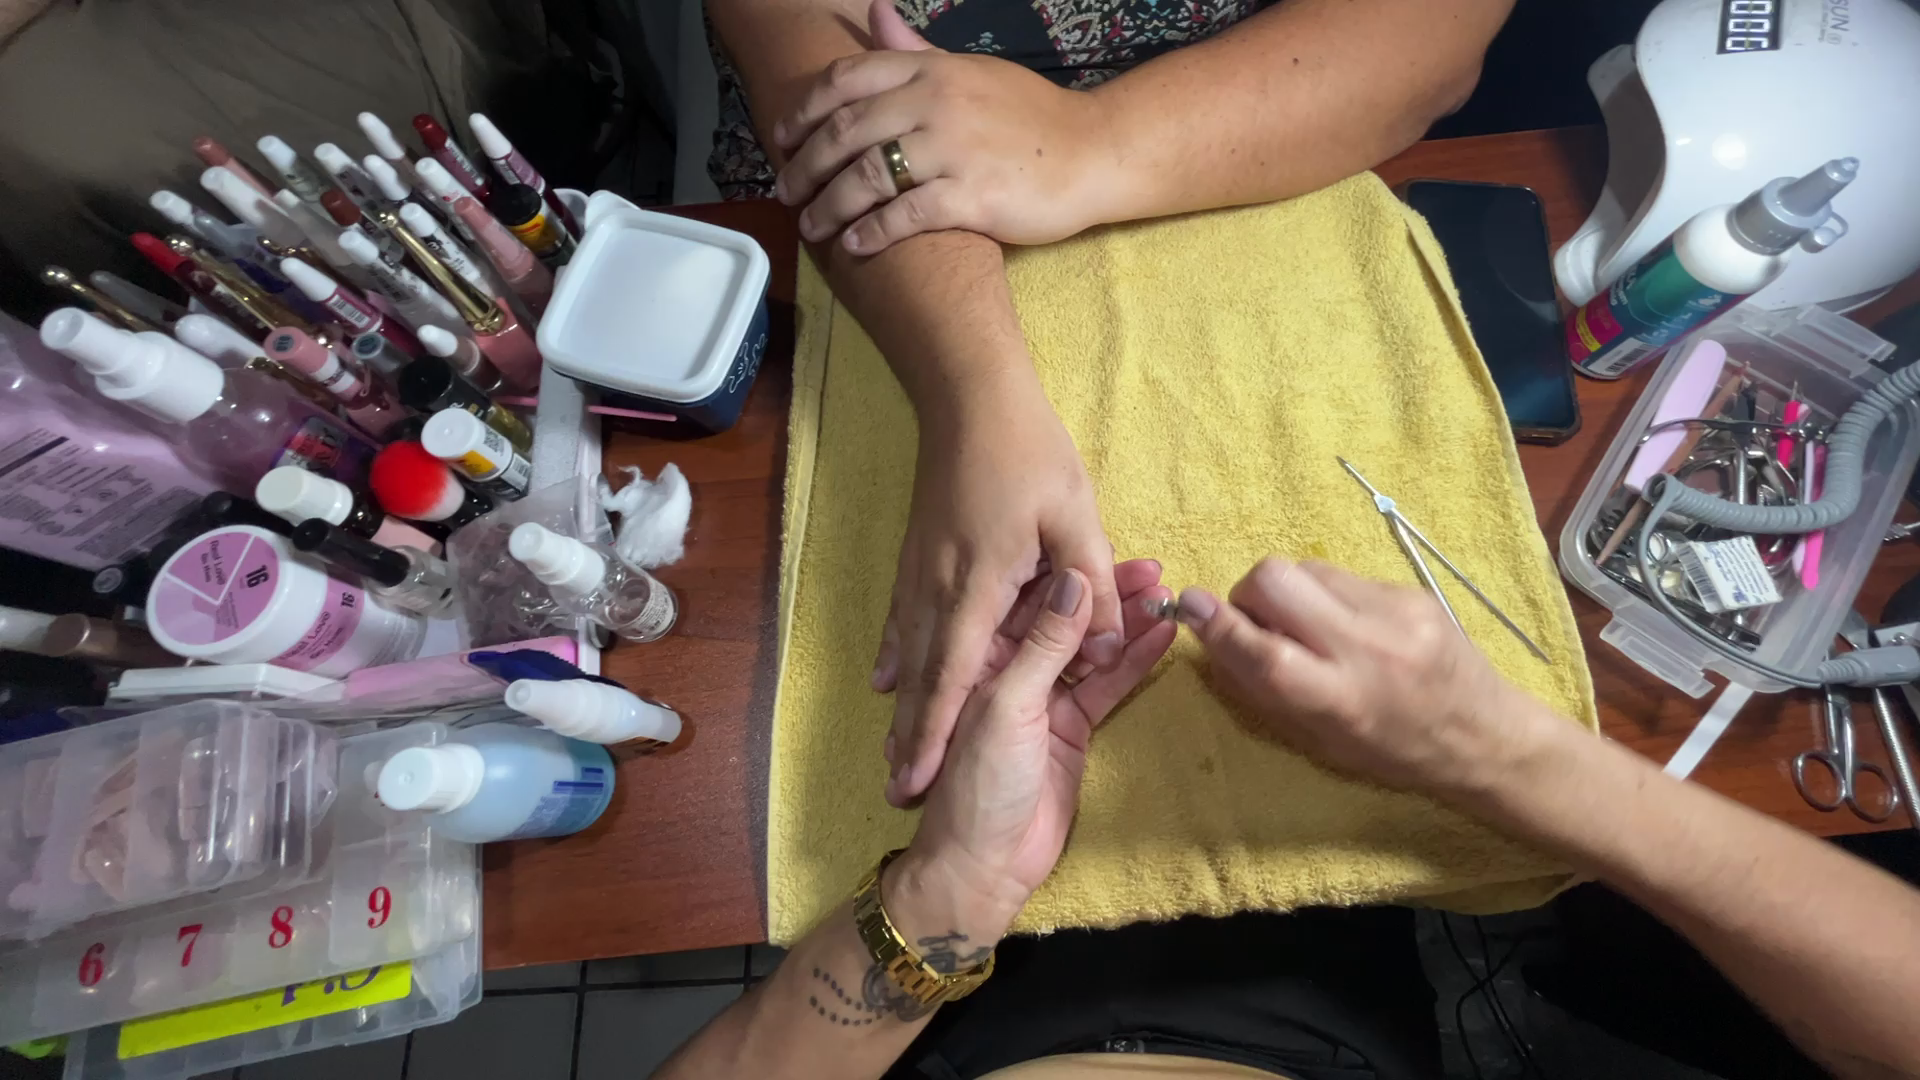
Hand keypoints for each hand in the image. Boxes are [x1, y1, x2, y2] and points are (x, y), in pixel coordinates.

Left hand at [771, 0, 1112, 255]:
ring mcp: (954, 151)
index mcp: (932, 71)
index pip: (849, 80)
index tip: (782, 138)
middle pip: (847, 132)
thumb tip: (876, 14)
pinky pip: (907, 215)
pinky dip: (874, 232)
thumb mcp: (972, 71)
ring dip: (830, 205)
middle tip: (786, 193)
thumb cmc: (1030, 120)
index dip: (805, 110)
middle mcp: (936, 104)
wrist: (1090, 154)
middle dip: (806, 165)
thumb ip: (918, 51)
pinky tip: (854, 247)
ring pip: (869, 175)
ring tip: (811, 229)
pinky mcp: (972, 197)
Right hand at [876, 390, 1124, 805]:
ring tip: (890, 749)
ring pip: (908, 651)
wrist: (970, 397)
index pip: (951, 678)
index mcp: (977, 588)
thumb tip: (1107, 649)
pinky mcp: (916, 555)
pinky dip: (894, 655)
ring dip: (900, 704)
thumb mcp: (1077, 518)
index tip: (914, 781)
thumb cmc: (1029, 455)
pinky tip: (884, 677)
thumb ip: (1091, 587)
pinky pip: (902, 618)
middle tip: (896, 785)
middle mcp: (936, 590)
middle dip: (908, 734)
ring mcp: (920, 572)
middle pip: (921, 675)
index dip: (932, 734)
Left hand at [890, 566, 1176, 940]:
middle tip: (1155, 571)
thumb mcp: (1010, 704)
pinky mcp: (1070, 725)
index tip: (1115, 551)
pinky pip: (1103, 686)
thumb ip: (1044, 645)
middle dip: (1107, 596)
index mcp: (979, 654)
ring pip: (1090, 650)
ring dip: (1126, 626)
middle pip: (1065, 622)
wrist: (986, 863)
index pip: (1031, 602)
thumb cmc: (980, 781)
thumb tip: (1075, 581)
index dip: (1074, 575)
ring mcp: (1043, 697)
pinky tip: (1161, 639)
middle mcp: (1010, 667)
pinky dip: (1131, 664)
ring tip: (1168, 597)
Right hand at [1178, 558, 1539, 798]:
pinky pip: (1338, 573)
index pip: (1264, 652)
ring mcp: (1396, 612)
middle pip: (1276, 580)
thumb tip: (1208, 631)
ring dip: (1286, 592)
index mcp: (1340, 701)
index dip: (1218, 625)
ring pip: (1303, 568)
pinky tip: (1346, 622)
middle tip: (1260, 621)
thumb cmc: (1388, 752)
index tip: (1187, 604)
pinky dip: (1323, 593)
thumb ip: (1260, 686)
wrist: (1487, 736)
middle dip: (1248, 594)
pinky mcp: (1411, 590)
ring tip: (1308, 623)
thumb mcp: (1316, 741)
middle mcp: (1368, 649)